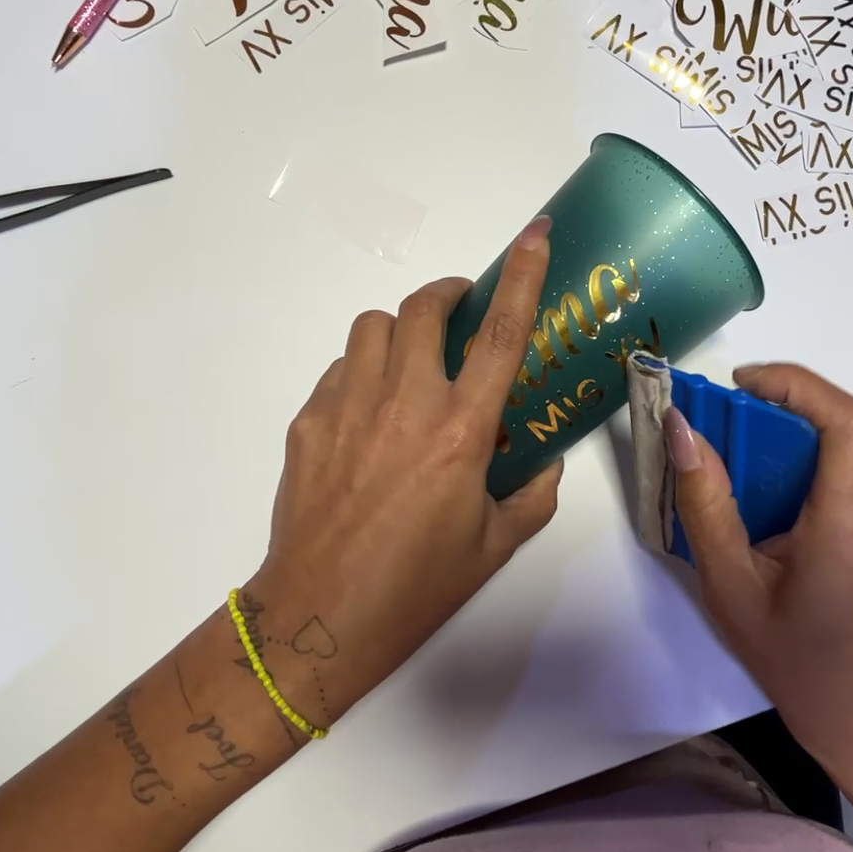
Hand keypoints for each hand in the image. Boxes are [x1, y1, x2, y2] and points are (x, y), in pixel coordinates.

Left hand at [244, 217, 563, 727]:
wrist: (322, 616)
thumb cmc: (418, 585)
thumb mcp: (495, 545)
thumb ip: (533, 495)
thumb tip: (544, 461)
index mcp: (461, 431)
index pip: (500, 335)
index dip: (522, 276)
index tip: (534, 235)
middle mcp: (405, 404)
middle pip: (422, 308)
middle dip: (446, 293)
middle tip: (459, 311)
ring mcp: (348, 407)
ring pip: (371, 326)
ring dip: (399, 331)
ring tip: (410, 363)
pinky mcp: (308, 422)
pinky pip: (339, 370)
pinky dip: (361, 373)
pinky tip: (368, 415)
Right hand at [666, 364, 852, 784]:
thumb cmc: (791, 657)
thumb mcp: (729, 585)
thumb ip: (705, 502)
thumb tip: (681, 427)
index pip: (846, 422)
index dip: (794, 384)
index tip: (739, 383)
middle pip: (834, 434)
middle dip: (769, 421)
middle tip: (715, 439)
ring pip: (836, 456)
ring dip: (783, 453)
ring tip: (736, 488)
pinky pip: (845, 478)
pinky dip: (802, 477)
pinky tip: (772, 518)